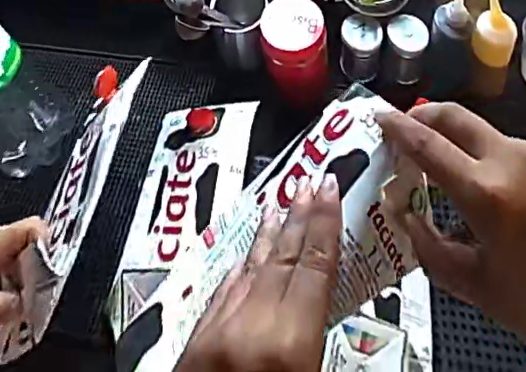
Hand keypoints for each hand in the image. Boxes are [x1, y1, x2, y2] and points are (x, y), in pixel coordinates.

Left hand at [0, 218, 45, 338]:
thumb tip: (27, 306)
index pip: (36, 228)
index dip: (51, 245)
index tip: (52, 274)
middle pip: (32, 243)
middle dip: (42, 266)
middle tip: (43, 295)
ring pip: (19, 259)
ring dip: (27, 279)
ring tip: (29, 306)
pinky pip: (5, 271)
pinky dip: (12, 286)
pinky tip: (8, 308)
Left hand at [178, 174, 341, 371]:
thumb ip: (319, 341)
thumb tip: (328, 306)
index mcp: (290, 339)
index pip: (315, 264)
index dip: (325, 221)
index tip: (329, 186)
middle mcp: (254, 325)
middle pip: (283, 256)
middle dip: (297, 216)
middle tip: (306, 181)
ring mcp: (221, 330)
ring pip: (249, 267)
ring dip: (266, 235)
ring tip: (274, 205)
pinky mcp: (197, 344)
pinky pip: (221, 294)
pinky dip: (236, 272)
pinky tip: (240, 260)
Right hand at [377, 105, 525, 371]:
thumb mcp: (488, 296)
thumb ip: (437, 255)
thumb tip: (410, 223)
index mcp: (488, 194)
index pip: (426, 145)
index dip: (396, 127)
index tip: (377, 117)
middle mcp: (514, 160)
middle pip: (456, 116)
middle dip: (425, 116)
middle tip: (405, 134)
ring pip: (487, 136)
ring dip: (460, 145)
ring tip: (451, 181)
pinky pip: (517, 154)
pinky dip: (494, 163)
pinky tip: (501, 202)